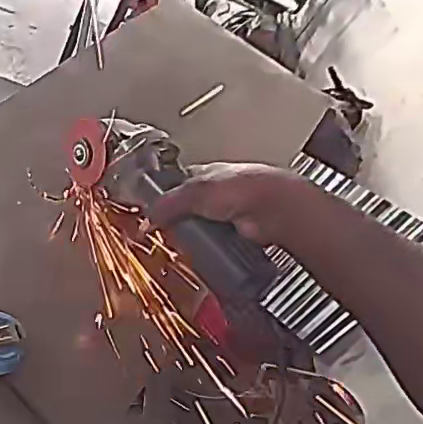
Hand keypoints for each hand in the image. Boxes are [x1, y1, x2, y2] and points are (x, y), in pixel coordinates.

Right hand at [148, 162, 325, 246]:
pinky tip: (205, 250)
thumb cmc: (243, 188)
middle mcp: (219, 192)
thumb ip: (168, 203)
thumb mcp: (194, 193)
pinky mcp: (238, 235)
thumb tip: (149, 216)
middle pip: (189, 209)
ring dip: (195, 237)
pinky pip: (216, 243)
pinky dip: (210, 248)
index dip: (164, 197)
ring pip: (203, 228)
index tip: (152, 211)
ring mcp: (230, 214)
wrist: (272, 209)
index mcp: (207, 173)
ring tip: (185, 243)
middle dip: (179, 221)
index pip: (178, 184)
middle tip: (167, 231)